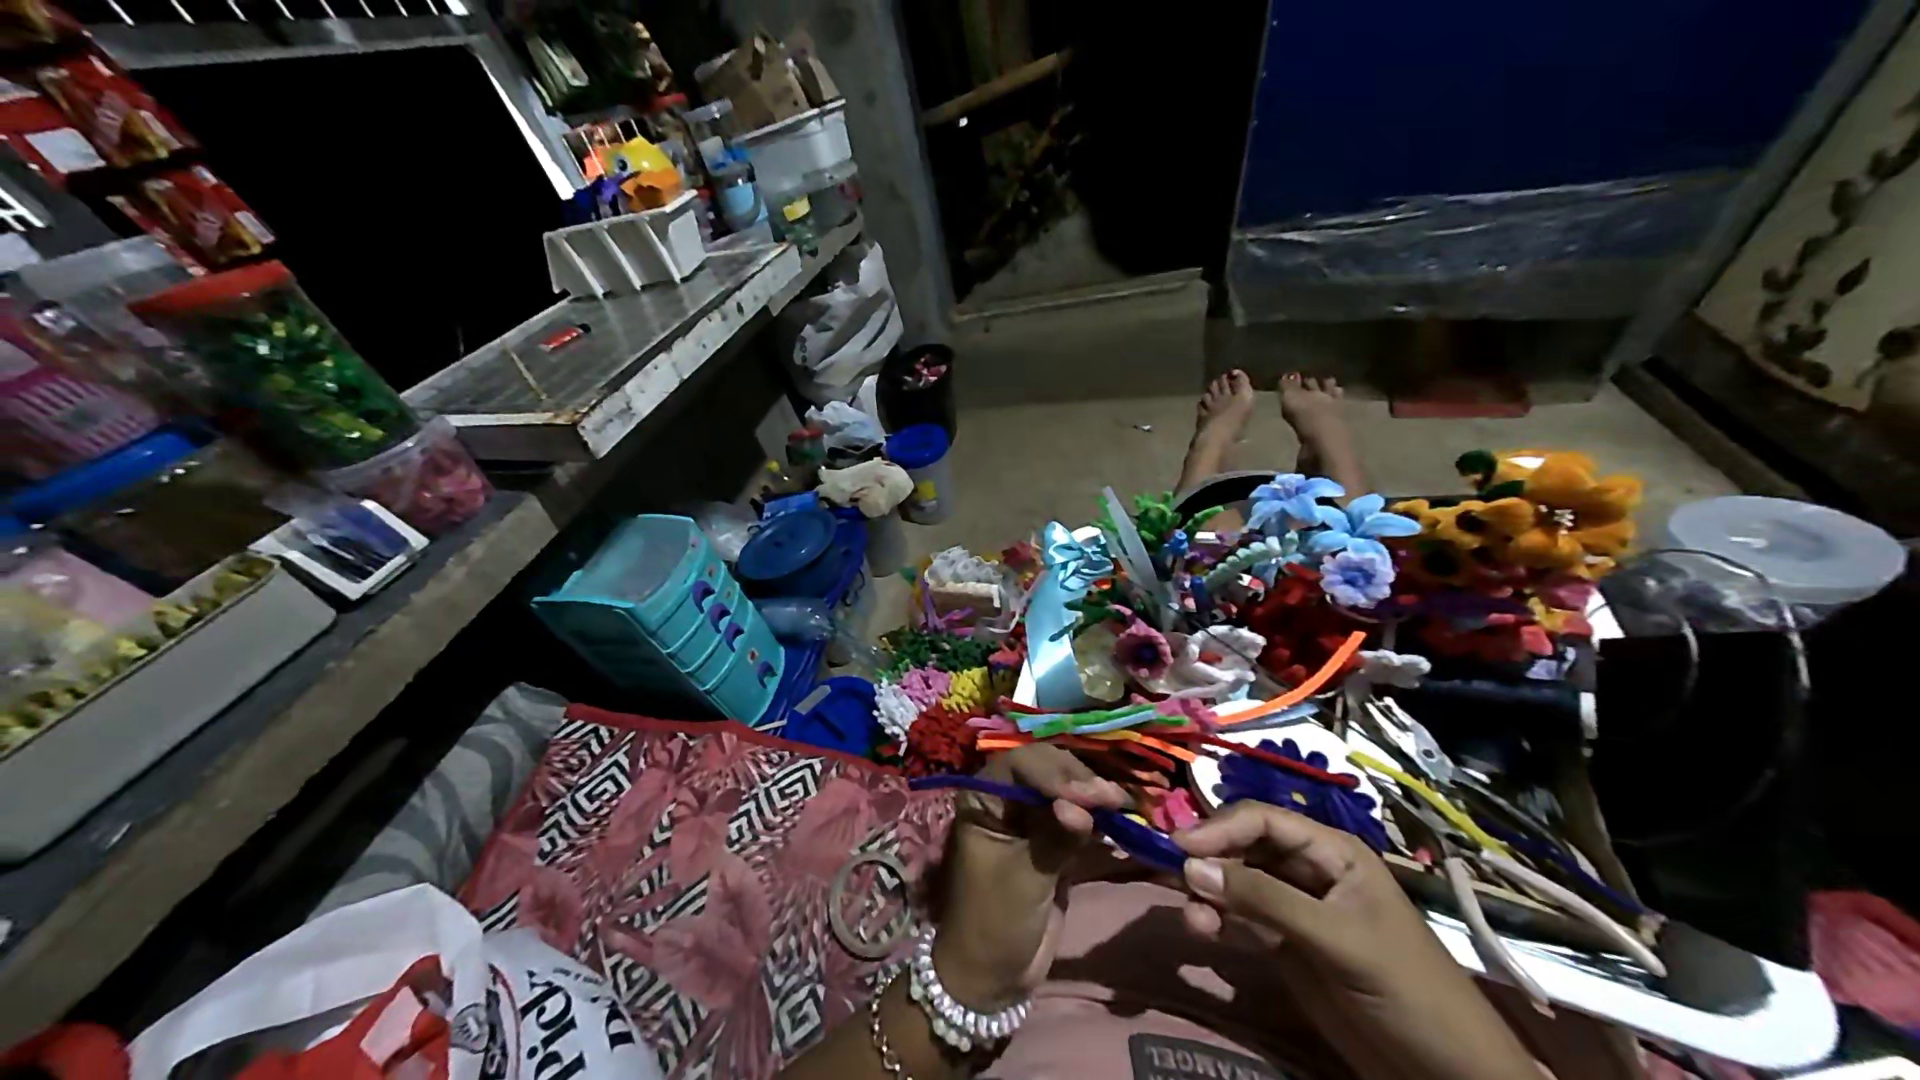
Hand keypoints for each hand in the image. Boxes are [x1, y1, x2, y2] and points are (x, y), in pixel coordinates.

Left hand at [932, 745, 1125, 1008]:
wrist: (993, 973)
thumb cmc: (994, 920)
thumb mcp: (1023, 877)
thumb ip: (1055, 838)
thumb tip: (1081, 807)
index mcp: (983, 797)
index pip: (1020, 765)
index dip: (1055, 773)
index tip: (1088, 796)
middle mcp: (1006, 798)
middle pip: (1047, 770)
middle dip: (1079, 781)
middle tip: (1112, 800)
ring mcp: (1031, 817)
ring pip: (1066, 791)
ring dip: (1094, 796)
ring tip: (1121, 807)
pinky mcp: (1053, 839)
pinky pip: (1078, 818)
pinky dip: (1098, 817)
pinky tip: (1120, 819)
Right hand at [1175, 802, 1538, 1079]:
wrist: (1445, 1072)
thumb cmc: (1405, 988)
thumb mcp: (1336, 939)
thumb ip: (1264, 900)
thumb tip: (1190, 866)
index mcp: (1332, 852)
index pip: (1263, 820)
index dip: (1220, 827)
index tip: (1180, 846)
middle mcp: (1308, 869)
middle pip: (1244, 846)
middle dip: (1208, 858)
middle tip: (1172, 876)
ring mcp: (1294, 906)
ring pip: (1235, 881)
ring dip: (1208, 892)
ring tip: (1193, 919)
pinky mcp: (1284, 942)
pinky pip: (1239, 916)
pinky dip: (1215, 918)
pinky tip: (1203, 930)